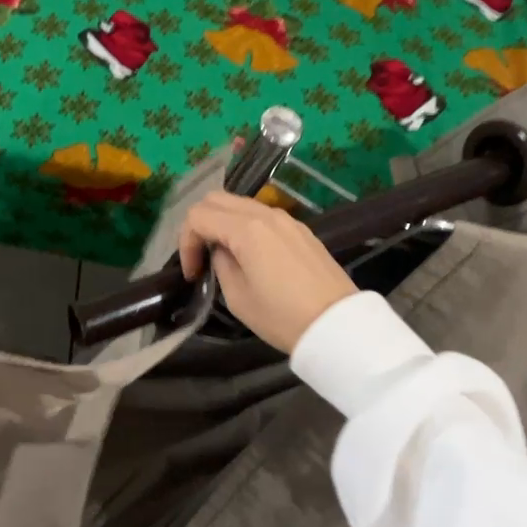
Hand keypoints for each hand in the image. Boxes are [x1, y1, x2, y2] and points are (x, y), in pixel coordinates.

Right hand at [178, 191, 357, 352]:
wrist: (339, 327)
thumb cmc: (283, 317)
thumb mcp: (238, 298)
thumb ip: (221, 265)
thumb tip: (222, 252)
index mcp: (245, 229)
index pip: (198, 216)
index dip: (186, 242)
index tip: (192, 273)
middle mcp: (264, 214)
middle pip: (216, 199)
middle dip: (200, 224)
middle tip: (201, 256)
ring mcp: (285, 218)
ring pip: (240, 203)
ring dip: (223, 222)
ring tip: (224, 255)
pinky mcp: (300, 229)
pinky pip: (262, 215)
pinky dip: (245, 225)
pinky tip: (251, 254)